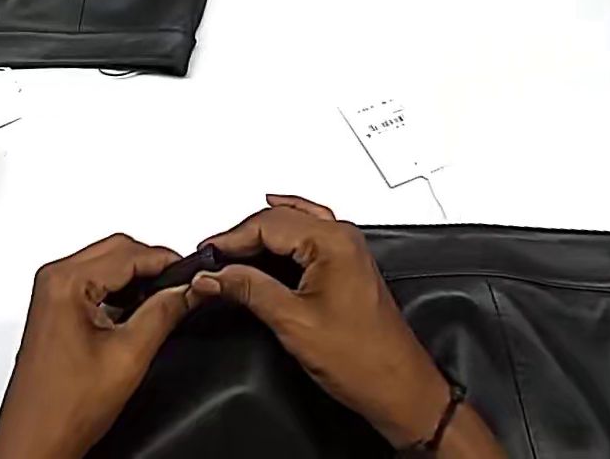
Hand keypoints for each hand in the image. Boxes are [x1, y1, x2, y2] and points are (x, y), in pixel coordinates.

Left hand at [0, 234, 196, 458]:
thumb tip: (186, 290)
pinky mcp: (53, 303)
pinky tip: (135, 306)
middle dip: (150, 264)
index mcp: (67, 282)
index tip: (190, 273)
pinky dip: (118, 285)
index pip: (128, 253)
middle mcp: (54, 278)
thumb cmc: (62, 410)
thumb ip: (162, 315)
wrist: (33, 446)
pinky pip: (93, 277)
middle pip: (116, 249)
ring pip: (105, 260)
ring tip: (162, 296)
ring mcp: (51, 289)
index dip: (165, 260)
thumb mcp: (127, 357)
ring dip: (134, 274)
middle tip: (179, 284)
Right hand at [192, 195, 457, 447]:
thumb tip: (215, 275)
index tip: (207, 252)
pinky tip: (273, 220)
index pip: (267, 225)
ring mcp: (347, 245)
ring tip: (231, 246)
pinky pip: (309, 226)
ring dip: (260, 231)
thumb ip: (250, 290)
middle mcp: (342, 235)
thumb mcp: (293, 323)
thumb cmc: (364, 362)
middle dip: (242, 235)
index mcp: (332, 241)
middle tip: (213, 256)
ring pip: (291, 221)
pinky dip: (284, 224)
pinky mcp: (347, 258)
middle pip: (278, 219)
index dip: (231, 238)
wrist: (402, 391)